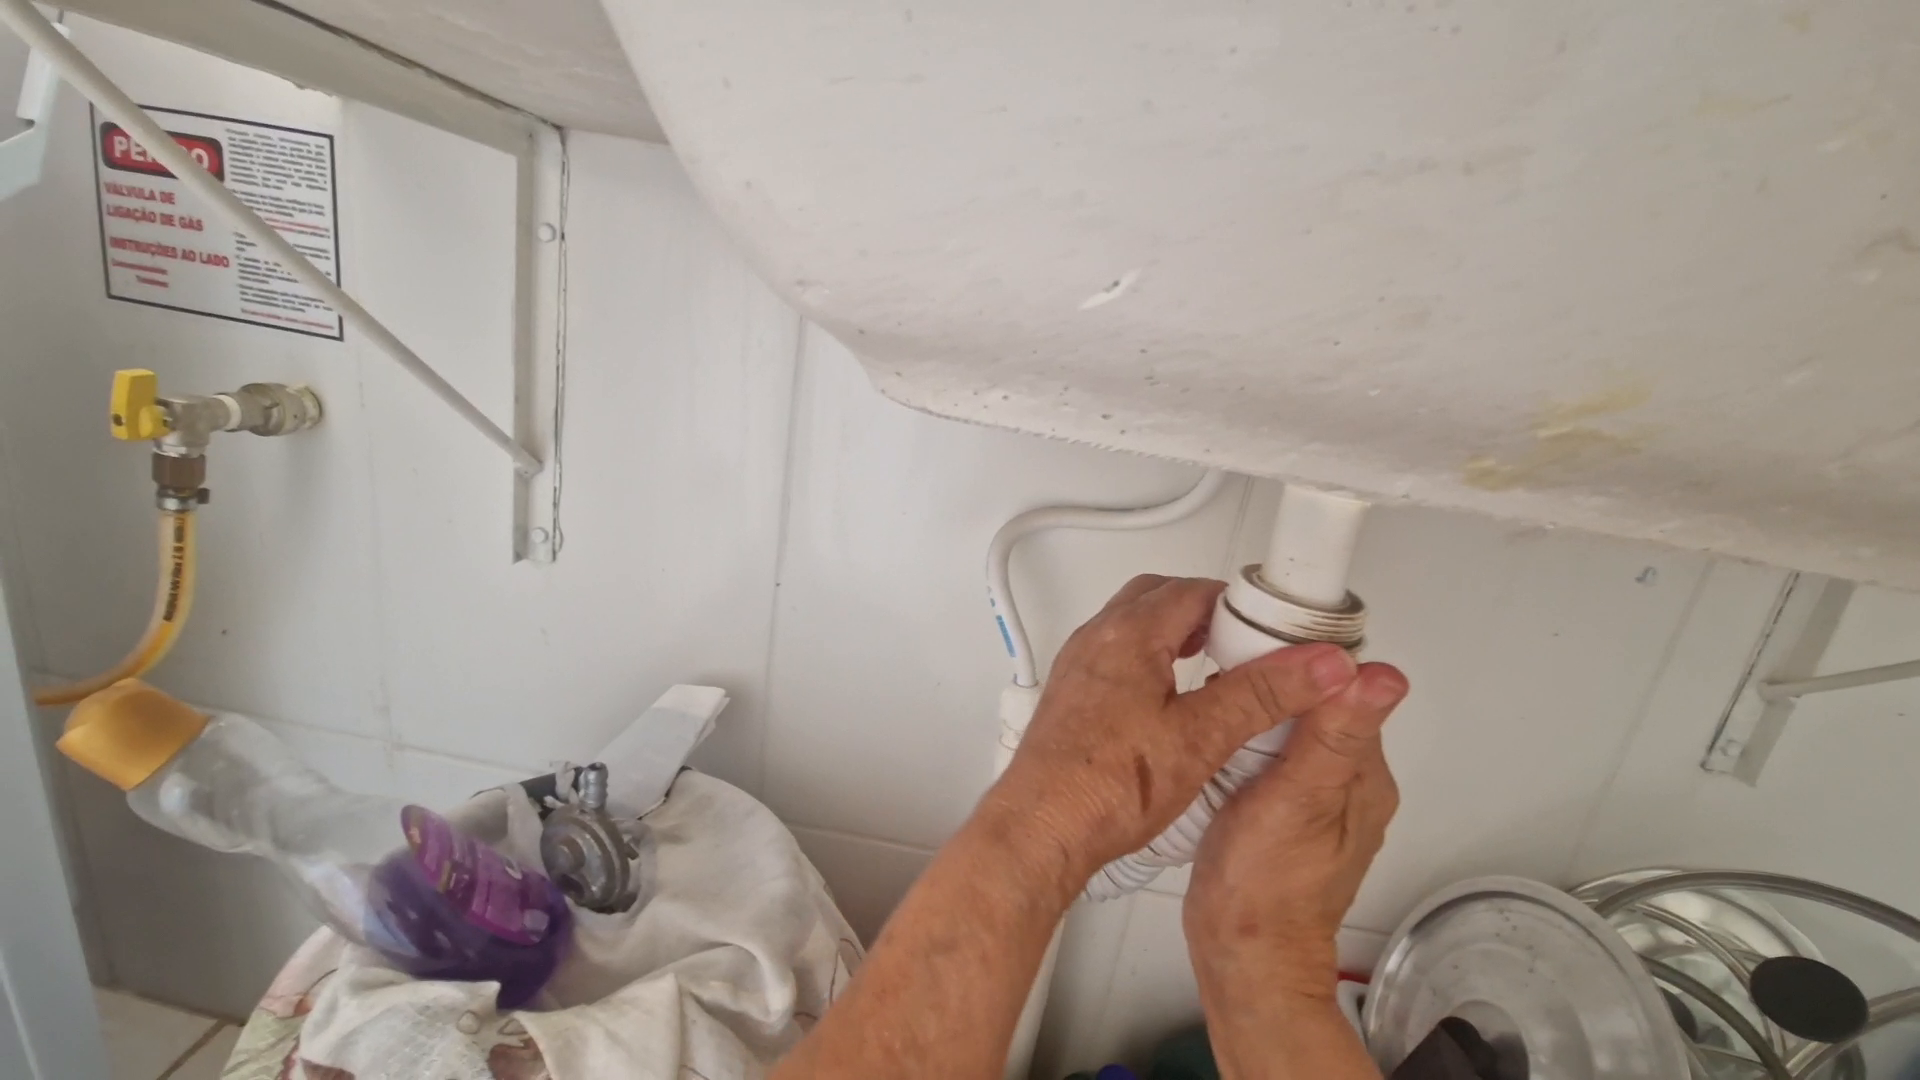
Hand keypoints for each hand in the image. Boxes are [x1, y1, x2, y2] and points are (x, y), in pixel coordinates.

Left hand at [985, 574, 1362, 886]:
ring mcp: (1079, 664)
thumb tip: (1321, 662)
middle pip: (1160, 598)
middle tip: (1247, 644)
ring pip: (1135, 625)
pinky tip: (1172, 699)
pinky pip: (1116, 654)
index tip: (1276, 630)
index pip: (1194, 590)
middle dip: (1207, 612)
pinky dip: (1151, 658)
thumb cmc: (1108, 786)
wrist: (1041, 828)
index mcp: (1127, 634)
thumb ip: (1261, 694)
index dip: (1241, 604)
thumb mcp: (1200, 738)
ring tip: (1216, 669)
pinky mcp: (1072, 693)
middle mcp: (1096, 638)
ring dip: (1176, 634)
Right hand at [1183, 662, 1407, 1000]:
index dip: (1302, 657)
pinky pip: (1266, 752)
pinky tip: (1214, 732)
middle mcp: (1344, 779)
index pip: (1342, 687)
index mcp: (1361, 772)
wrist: (1242, 953)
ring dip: (1255, 705)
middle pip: (1313, 703)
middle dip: (1272, 679)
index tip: (1255, 636)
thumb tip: (1383, 675)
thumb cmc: (1265, 882)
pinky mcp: (1277, 807)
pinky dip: (1244, 735)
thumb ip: (1334, 737)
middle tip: (1219, 663)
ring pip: (1286, 726)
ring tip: (1211, 692)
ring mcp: (1310, 795)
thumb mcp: (1298, 800)